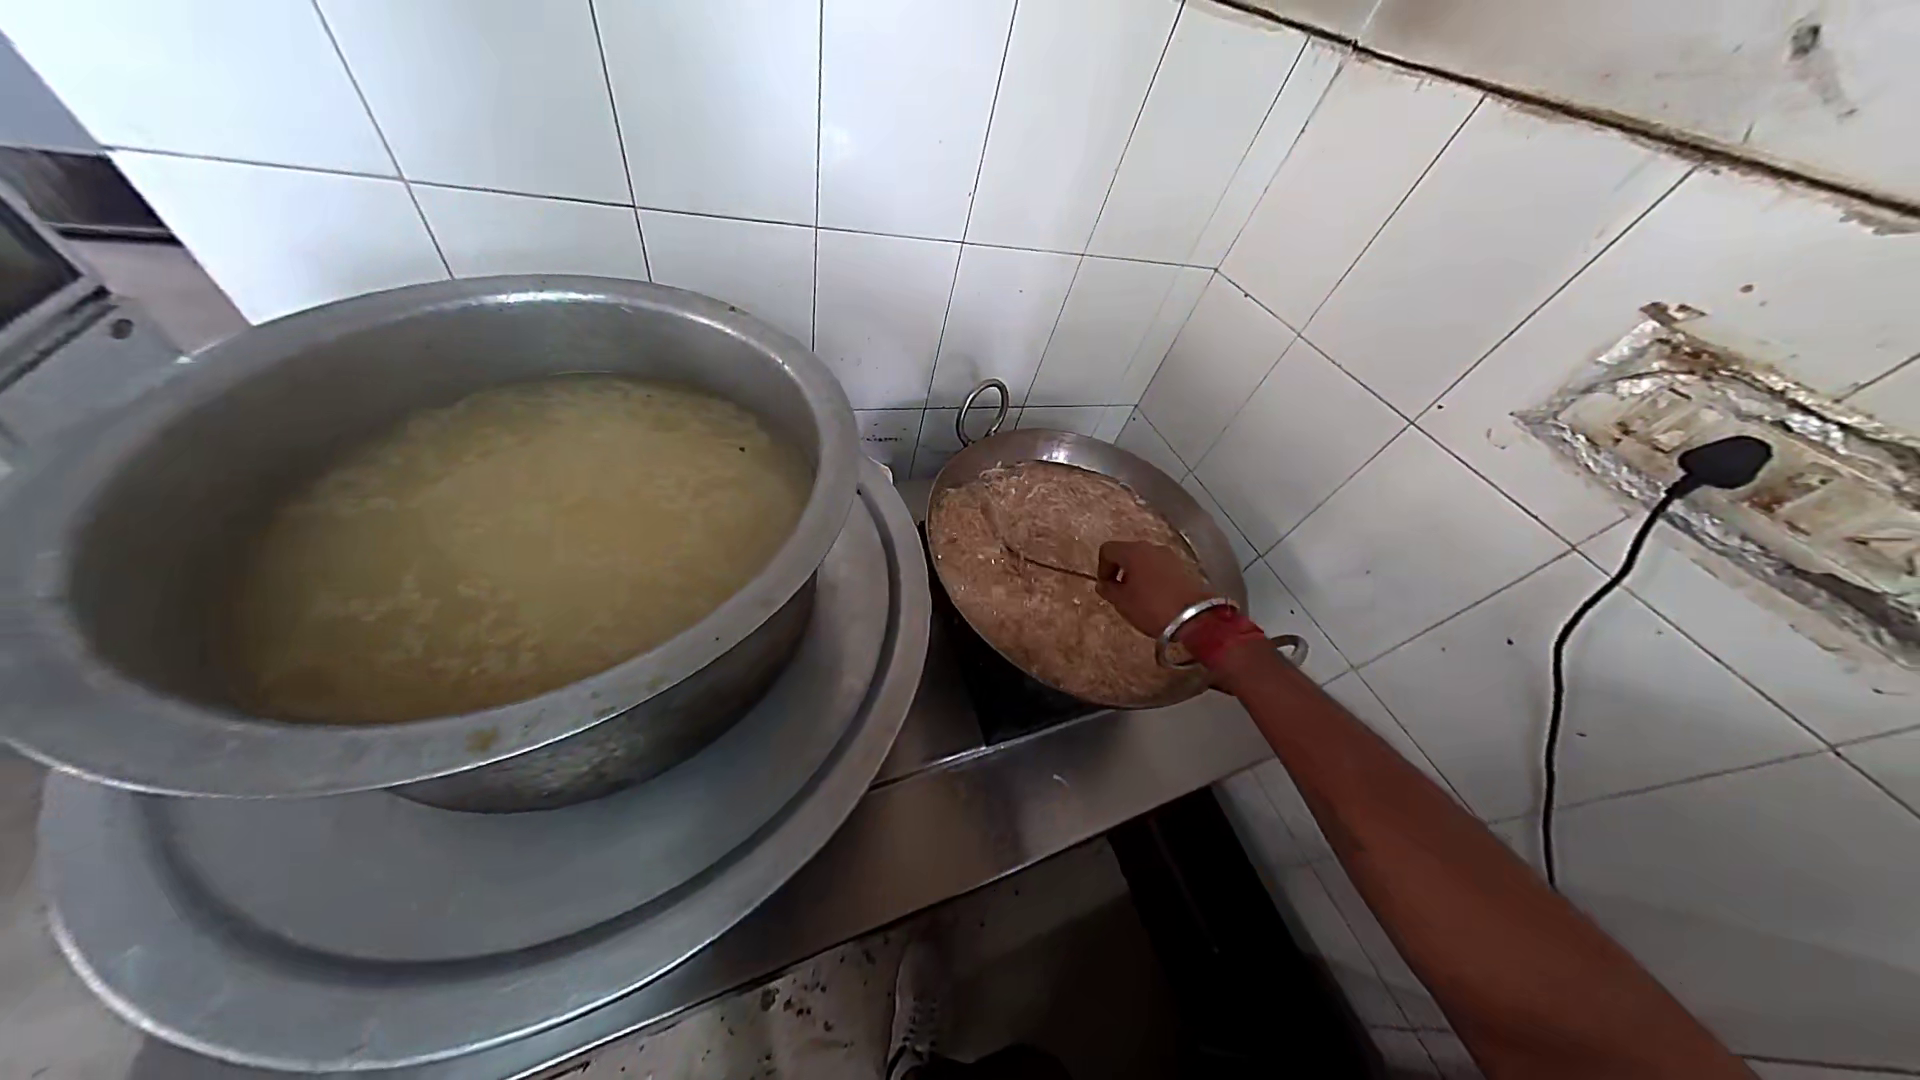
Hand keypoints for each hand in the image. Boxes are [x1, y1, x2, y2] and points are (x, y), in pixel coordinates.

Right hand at [1096, 541, 1214, 637]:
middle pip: (1126, 552)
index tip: (1105, 586)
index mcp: (1133, 552)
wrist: (1194, 618)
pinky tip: (1154, 596)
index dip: (1102, 567)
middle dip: (1119, 570)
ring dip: (1136, 574)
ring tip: (1137, 596)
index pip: (1107, 549)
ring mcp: (1169, 556)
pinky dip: (1151, 577)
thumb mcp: (1122, 602)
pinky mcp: (1182, 567)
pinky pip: (1159, 567)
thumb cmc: (1151, 607)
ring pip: (1144, 559)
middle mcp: (1151, 547)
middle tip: (1119, 592)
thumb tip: (1103, 584)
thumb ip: (1108, 590)